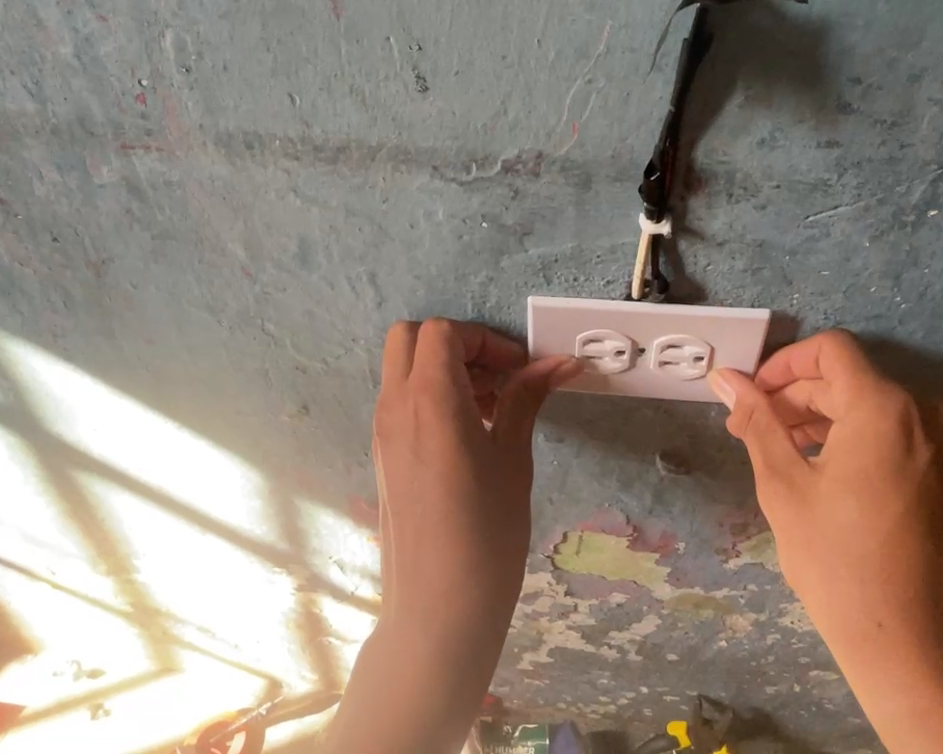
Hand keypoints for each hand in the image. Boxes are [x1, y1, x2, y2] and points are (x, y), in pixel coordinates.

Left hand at [326, 319, 575, 753]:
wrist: (436, 610)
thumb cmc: (485, 534)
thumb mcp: (513, 459)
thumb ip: (526, 399)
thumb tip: (560, 362)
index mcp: (430, 399)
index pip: (444, 331)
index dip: (485, 339)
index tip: (520, 369)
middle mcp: (396, 406)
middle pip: (411, 337)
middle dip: (457, 343)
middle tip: (498, 376)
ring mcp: (382, 431)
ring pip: (402, 368)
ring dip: (443, 368)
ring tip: (492, 408)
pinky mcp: (382, 455)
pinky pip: (400, 400)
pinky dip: (430, 395)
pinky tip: (469, 434)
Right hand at [709, 329, 942, 753]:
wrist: (925, 655)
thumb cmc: (841, 566)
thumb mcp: (784, 487)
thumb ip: (757, 422)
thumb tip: (726, 378)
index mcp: (887, 408)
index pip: (830, 350)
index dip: (783, 364)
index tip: (751, 398)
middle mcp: (931, 414)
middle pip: (851, 381)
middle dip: (797, 400)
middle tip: (752, 433)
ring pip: (877, 410)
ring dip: (826, 422)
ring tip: (785, 459)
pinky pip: (904, 438)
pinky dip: (862, 443)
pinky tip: (830, 480)